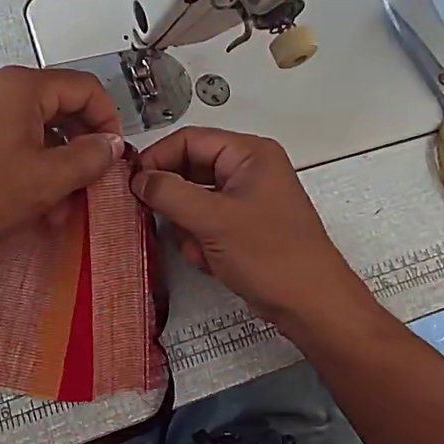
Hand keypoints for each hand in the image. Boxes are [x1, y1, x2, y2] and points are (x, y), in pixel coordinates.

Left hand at [0, 66, 124, 277]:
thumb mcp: (47, 179)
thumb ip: (90, 157)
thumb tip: (113, 144)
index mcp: (22, 87)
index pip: (86, 89)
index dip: (110, 121)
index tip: (115, 155)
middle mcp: (0, 88)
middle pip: (63, 108)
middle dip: (83, 148)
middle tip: (93, 182)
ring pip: (40, 131)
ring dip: (59, 165)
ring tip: (63, 206)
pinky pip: (15, 141)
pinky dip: (33, 167)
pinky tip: (36, 203)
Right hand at [131, 127, 377, 332]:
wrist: (309, 303)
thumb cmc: (276, 257)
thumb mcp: (213, 220)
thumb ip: (169, 193)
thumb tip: (140, 179)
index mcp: (251, 154)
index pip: (190, 139)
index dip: (158, 158)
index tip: (134, 182)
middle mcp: (251, 171)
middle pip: (192, 170)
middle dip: (175, 200)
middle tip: (156, 217)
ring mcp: (249, 201)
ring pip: (197, 201)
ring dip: (189, 227)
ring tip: (198, 247)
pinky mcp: (246, 228)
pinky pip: (208, 225)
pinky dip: (202, 242)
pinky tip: (209, 260)